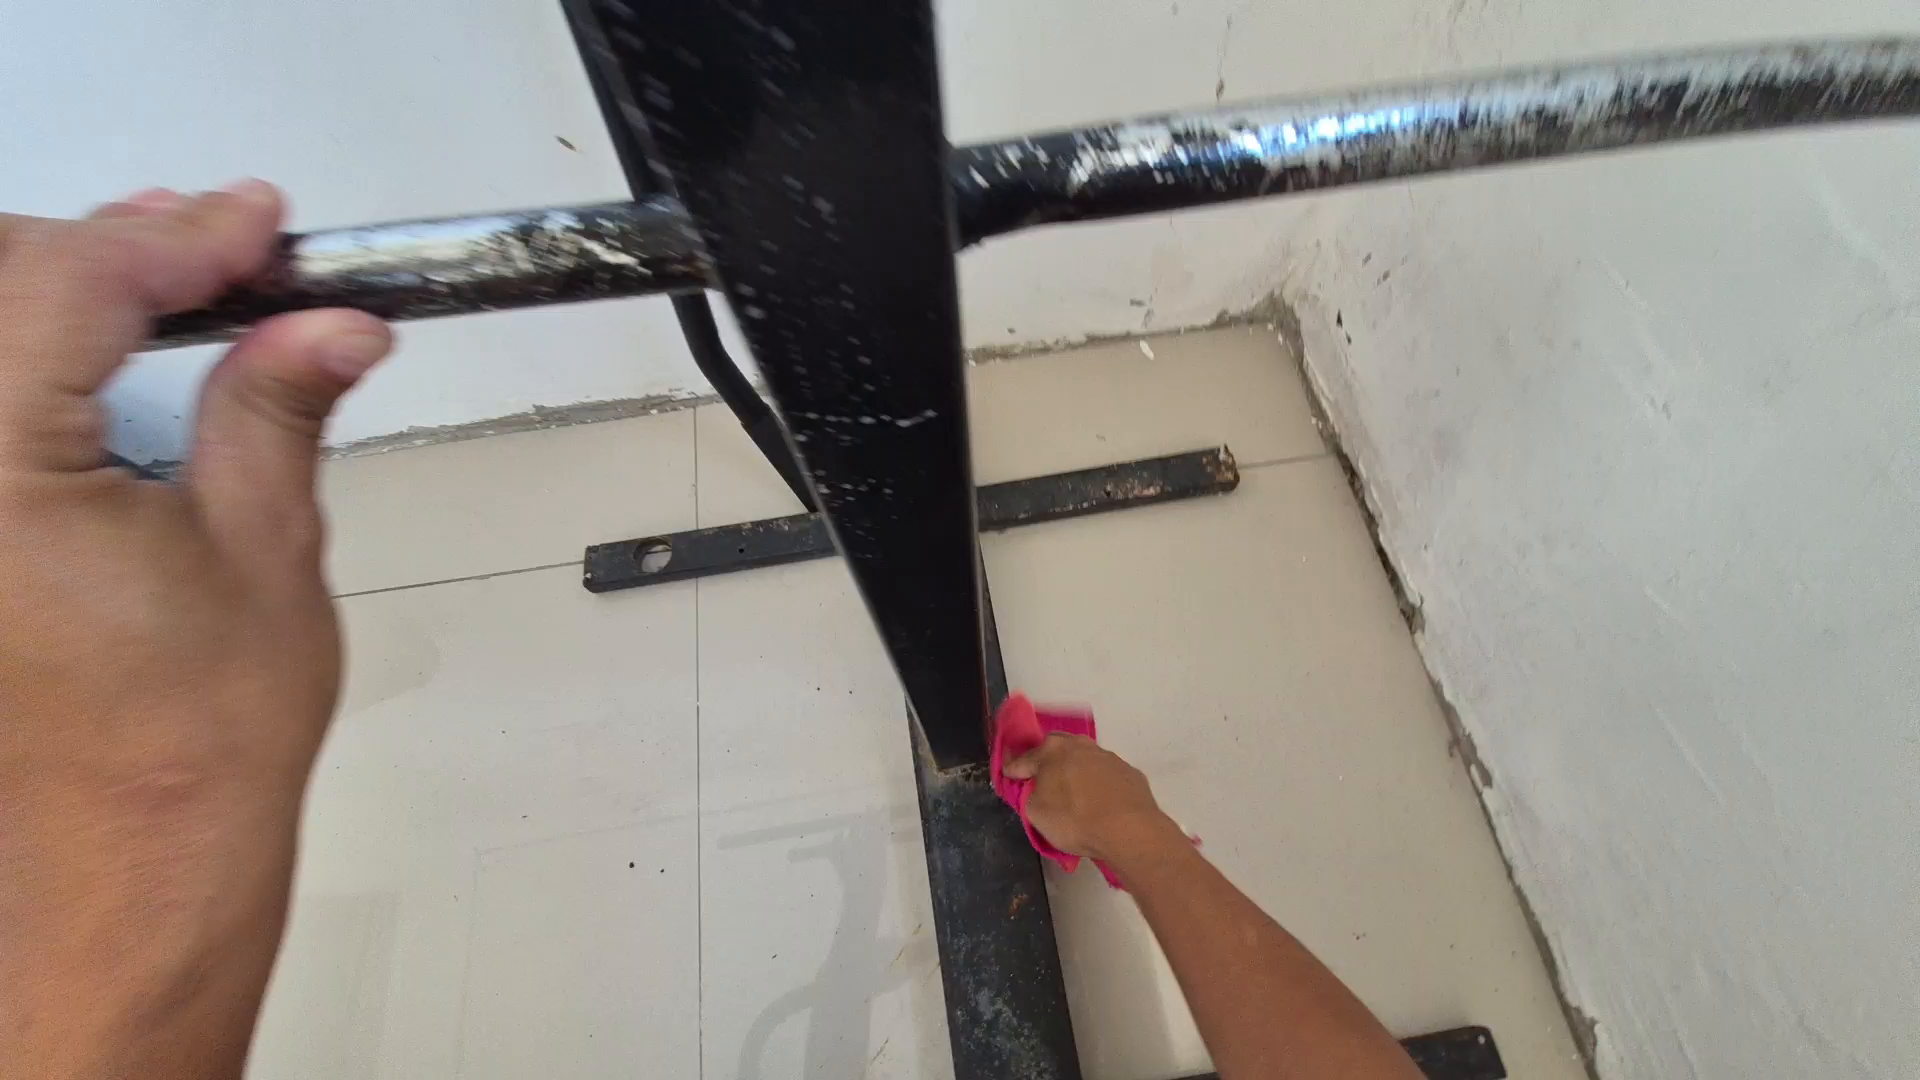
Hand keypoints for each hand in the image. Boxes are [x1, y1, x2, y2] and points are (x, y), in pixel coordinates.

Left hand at [0, 183, 390, 1077]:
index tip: (266, 220)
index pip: (55, 293)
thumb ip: (281, 414)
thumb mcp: (269, 548)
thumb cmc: (216, 709)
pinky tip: (105, 334)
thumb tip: (344, 324)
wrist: (130, 835)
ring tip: (182, 264)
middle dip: (115, 248)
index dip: (170, 239)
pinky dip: (38, 346)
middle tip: (241, 241)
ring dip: (66, 285)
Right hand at [1001, 733, 1181, 862]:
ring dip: (1076, 774)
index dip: (1014, 770)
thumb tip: (1035, 789)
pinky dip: (1100, 787)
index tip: (1008, 776)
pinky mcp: (1130, 773)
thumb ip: (1029, 796)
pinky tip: (1101, 805)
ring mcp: (1108, 757)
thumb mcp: (1036, 814)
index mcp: (1051, 750)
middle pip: (1056, 751)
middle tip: (1043, 784)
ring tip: (1075, 798)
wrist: (1129, 830)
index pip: (1024, 759)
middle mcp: (1079, 745)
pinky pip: (1106, 777)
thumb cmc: (1075, 819)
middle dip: (1047, 763)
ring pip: (1084, 761)